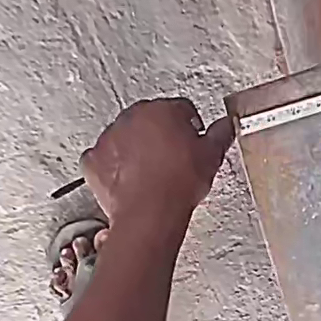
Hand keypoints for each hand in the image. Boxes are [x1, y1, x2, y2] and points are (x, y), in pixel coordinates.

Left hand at [81, 98, 234, 231]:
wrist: (150, 212)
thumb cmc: (178, 183)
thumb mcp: (211, 156)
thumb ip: (220, 134)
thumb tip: (226, 125)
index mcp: (163, 110)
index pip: (181, 109)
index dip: (189, 125)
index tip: (192, 137)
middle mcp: (133, 117)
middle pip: (150, 119)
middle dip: (160, 134)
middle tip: (173, 157)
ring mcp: (110, 137)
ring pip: (125, 136)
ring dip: (136, 148)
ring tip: (152, 171)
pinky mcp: (94, 159)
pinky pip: (103, 157)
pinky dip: (114, 165)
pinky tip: (129, 178)